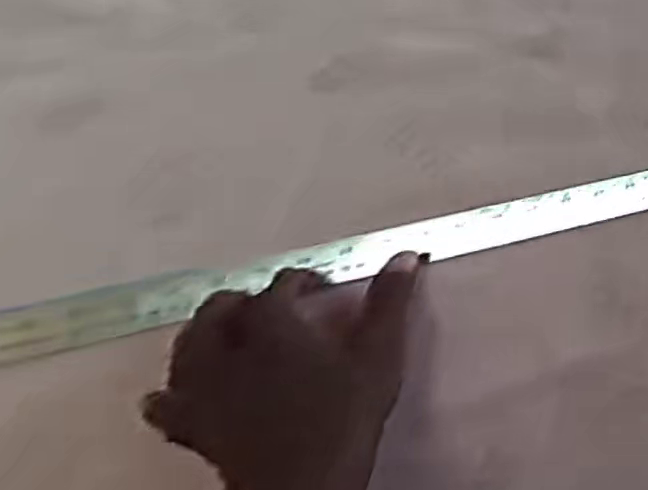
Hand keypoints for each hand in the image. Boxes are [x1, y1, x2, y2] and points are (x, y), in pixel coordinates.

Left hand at [141, 252, 425, 489]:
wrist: (307, 476)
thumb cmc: (348, 407)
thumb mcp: (382, 347)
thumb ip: (390, 300)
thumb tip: (405, 257)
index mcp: (275, 334)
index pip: (275, 290)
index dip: (298, 279)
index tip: (320, 281)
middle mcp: (230, 359)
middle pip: (215, 315)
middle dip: (241, 300)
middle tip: (273, 301)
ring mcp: (204, 397)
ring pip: (184, 353)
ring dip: (204, 334)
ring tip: (229, 330)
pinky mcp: (192, 430)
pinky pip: (166, 404)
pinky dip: (172, 388)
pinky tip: (177, 388)